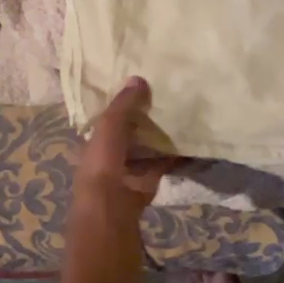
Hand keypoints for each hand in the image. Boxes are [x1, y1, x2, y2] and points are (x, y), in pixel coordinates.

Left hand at [73, 77, 173, 219]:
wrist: (113, 205)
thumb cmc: (103, 161)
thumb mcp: (109, 125)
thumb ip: (123, 104)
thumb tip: (139, 78)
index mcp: (94, 140)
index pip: (107, 118)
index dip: (120, 104)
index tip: (139, 86)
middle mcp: (110, 154)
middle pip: (129, 132)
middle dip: (144, 118)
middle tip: (165, 96)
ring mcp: (130, 169)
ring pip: (147, 147)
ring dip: (160, 135)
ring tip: (180, 112)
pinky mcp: (149, 180)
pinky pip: (164, 162)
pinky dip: (176, 154)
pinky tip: (190, 140)